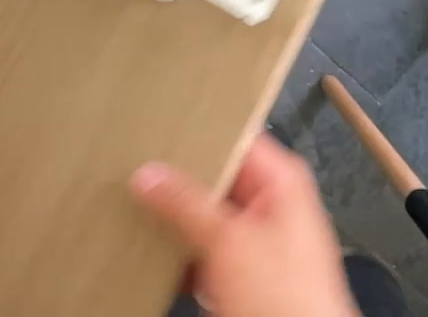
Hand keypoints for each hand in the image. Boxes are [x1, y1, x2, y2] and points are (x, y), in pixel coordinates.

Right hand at [131, 135, 357, 316]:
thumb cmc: (290, 302)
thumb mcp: (229, 241)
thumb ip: (185, 203)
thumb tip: (150, 174)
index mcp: (281, 181)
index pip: (234, 137)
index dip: (199, 132)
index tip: (161, 128)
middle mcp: (272, 204)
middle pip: (219, 177)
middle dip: (181, 179)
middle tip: (139, 167)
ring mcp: (257, 242)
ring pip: (209, 215)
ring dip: (179, 218)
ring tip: (137, 203)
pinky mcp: (244, 276)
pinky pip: (207, 250)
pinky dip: (184, 252)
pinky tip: (154, 248)